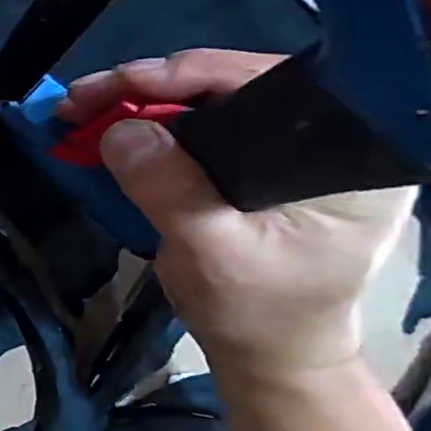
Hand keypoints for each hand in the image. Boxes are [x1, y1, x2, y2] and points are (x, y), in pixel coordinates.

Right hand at [60, 49, 415, 381]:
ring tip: (82, 108)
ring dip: (139, 103)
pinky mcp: (246, 165)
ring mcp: (280, 150)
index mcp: (348, 153)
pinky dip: (145, 127)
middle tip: (84, 97)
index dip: (192, 75)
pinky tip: (107, 127)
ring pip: (205, 103)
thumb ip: (172, 190)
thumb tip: (119, 131)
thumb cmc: (258, 312)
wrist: (268, 355)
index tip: (123, 84)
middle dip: (151, 86)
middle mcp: (321, 137)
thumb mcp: (213, 255)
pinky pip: (193, 130)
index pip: (270, 85)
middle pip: (230, 85)